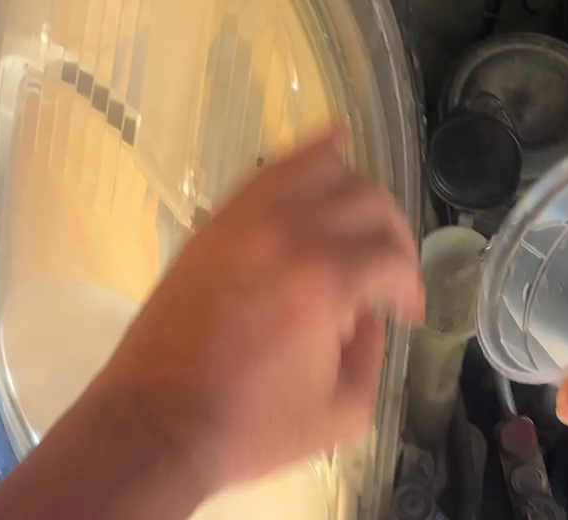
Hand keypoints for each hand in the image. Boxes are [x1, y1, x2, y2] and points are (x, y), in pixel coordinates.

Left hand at [78, 127, 425, 498]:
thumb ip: (373, 355)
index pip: (392, 257)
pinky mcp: (220, 218)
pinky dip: (310, 153)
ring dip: (358, 187)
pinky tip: (333, 142)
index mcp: (324, 281)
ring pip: (322, 167)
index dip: (412, 286)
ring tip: (367, 216)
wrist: (155, 422)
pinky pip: (272, 169)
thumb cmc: (247, 426)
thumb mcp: (339, 414)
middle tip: (392, 271)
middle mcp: (291, 232)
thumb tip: (370, 312)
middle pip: (368, 199)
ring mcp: (250, 217)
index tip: (407, 314)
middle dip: (395, 233)